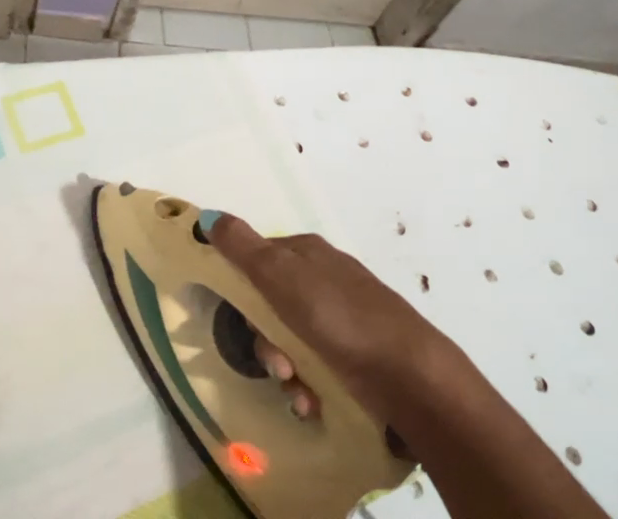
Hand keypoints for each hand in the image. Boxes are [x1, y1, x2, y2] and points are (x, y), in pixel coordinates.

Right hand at [202, 210, 449, 427]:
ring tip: (298, 392)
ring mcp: (342, 318)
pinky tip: (313, 401)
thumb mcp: (282, 277)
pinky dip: (308, 386)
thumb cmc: (339, 319)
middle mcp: (324, 279)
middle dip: (266, 343)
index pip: (256, 262)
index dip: (242, 293)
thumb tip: (208, 215)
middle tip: (278, 366)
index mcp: (306, 253)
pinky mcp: (356, 355)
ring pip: (290, 342)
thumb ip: (243, 249)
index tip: (242, 321)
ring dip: (286, 371)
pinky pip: (315, 367)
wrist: (410, 376)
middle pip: (270, 308)